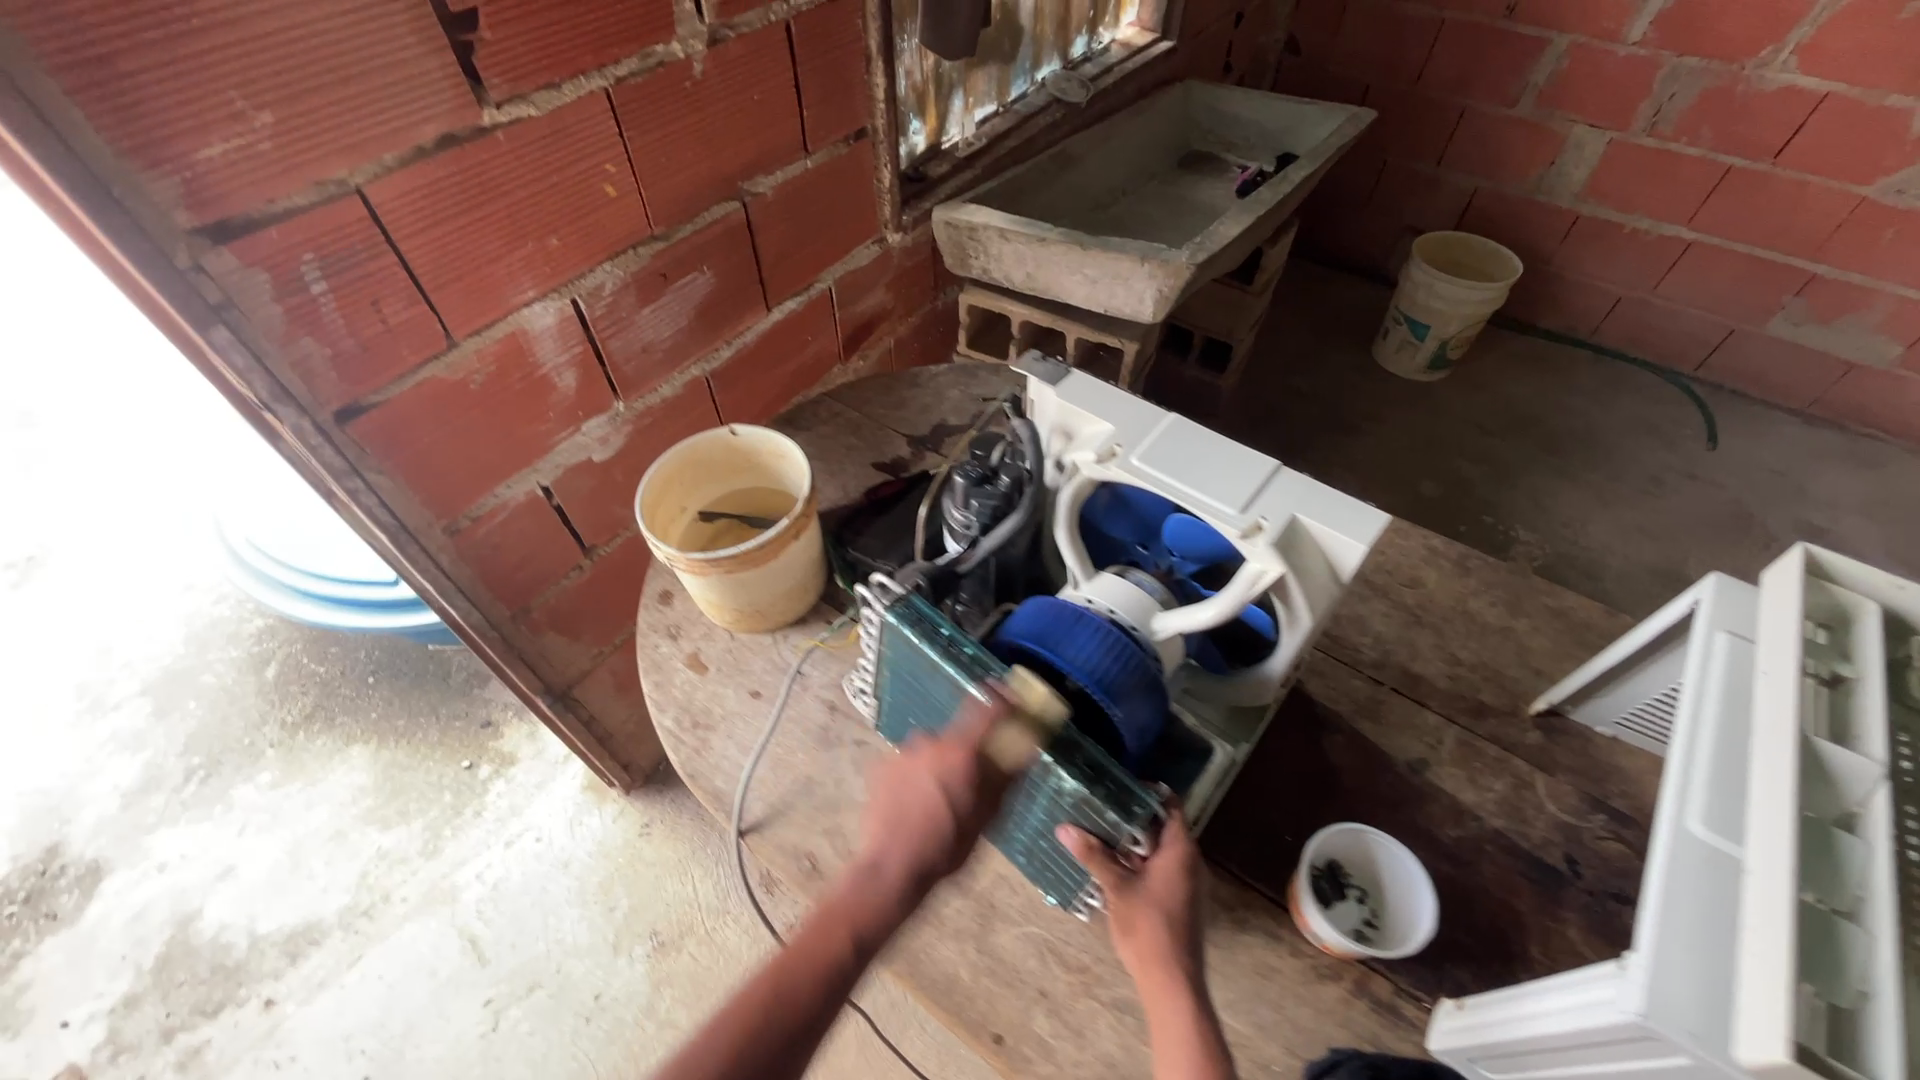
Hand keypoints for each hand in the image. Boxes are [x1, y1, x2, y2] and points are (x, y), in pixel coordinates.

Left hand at [856, 693, 1016, 900]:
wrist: (891, 869)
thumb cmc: (947, 847)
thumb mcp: (988, 817)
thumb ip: (1008, 777)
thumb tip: (1027, 749)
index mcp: (961, 749)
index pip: (988, 708)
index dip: (1004, 700)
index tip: (1013, 699)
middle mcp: (930, 740)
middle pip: (958, 737)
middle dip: (967, 754)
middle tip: (970, 785)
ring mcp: (902, 752)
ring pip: (932, 752)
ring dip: (940, 767)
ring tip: (938, 803)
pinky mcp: (881, 767)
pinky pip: (909, 764)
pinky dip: (917, 777)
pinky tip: (915, 806)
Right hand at [1057, 805, 1205, 986]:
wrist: (1172, 981)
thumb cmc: (1148, 926)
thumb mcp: (1116, 887)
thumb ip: (1093, 855)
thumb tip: (1064, 828)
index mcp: (1181, 849)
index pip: (1170, 804)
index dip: (1147, 791)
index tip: (1119, 784)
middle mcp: (1189, 860)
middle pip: (1162, 826)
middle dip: (1132, 816)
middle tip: (1100, 804)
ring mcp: (1186, 882)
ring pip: (1159, 850)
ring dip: (1132, 842)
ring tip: (1099, 829)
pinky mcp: (1179, 899)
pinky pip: (1160, 868)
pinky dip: (1138, 861)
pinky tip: (1110, 863)